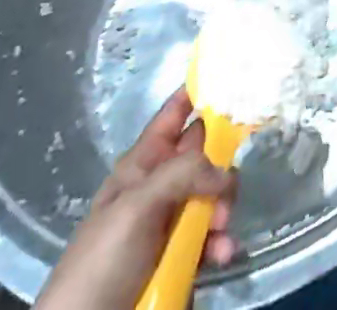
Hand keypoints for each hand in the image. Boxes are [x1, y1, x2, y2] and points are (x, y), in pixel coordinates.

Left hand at [34, 92, 238, 309]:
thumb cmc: (101, 261)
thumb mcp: (135, 207)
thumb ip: (183, 173)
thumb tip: (227, 170)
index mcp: (142, 164)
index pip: (174, 113)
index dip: (199, 92)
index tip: (236, 75)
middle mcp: (160, 186)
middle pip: (206, 154)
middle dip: (223, 166)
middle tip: (224, 191)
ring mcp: (170, 222)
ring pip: (215, 195)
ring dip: (223, 211)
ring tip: (219, 232)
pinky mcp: (181, 255)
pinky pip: (214, 235)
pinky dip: (222, 242)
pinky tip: (222, 254)